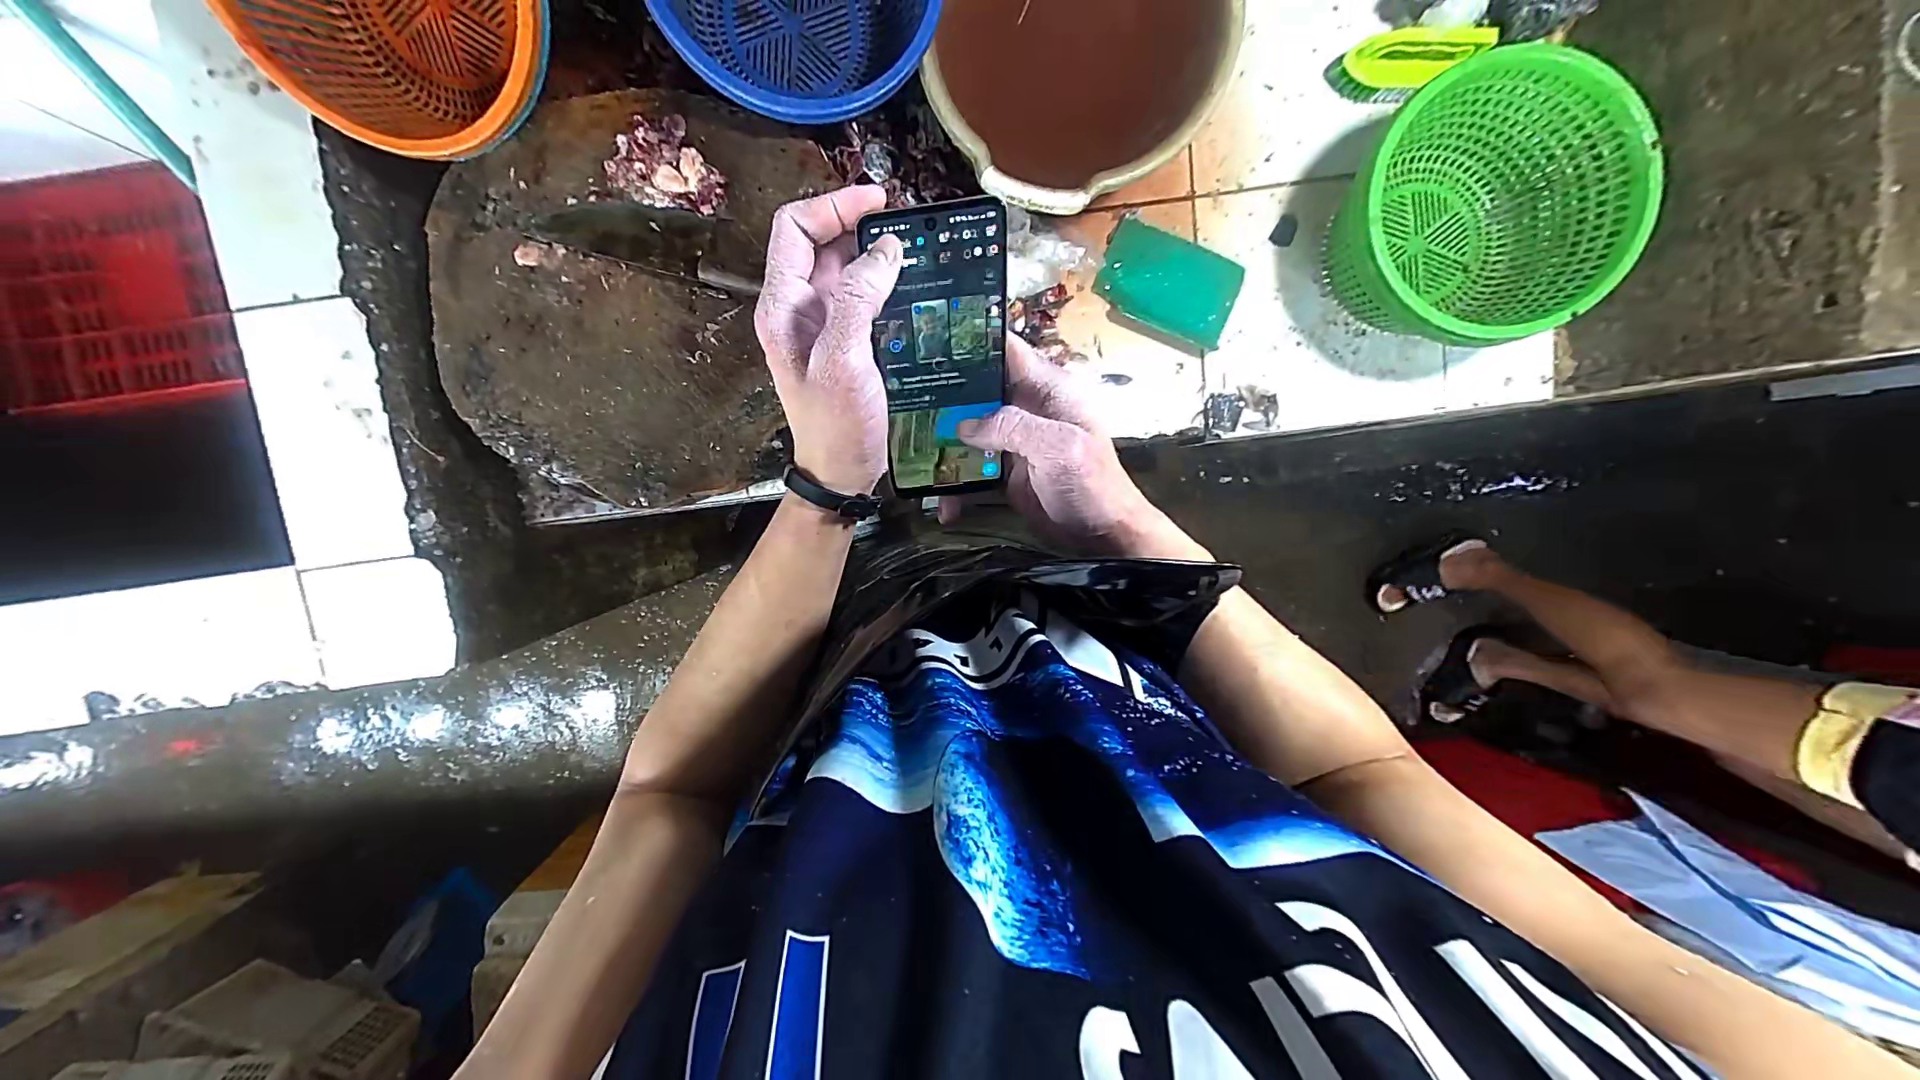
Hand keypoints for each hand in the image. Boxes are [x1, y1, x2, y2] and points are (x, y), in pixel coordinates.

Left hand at [754, 186, 902, 493]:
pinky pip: (862, 299)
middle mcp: (799, 309)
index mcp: (784, 306)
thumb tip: (885, 250)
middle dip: (859, 225)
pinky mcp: (845, 343)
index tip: (878, 202)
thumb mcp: (843, 359)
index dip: (834, 206)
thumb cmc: (835, 424)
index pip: (795, 228)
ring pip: (845, 269)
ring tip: (912, 253)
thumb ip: (858, 299)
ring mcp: (823, 327)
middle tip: (904, 226)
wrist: (840, 471)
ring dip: (874, 255)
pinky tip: (909, 288)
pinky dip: (884, 285)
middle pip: (821, 244)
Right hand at [939, 337, 1208, 559]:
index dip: (972, 341)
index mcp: (1046, 389)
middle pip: (977, 392)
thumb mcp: (1059, 447)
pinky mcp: (1006, 474)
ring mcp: (1014, 443)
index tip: (930, 342)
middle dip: (942, 398)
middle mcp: (1027, 410)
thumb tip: (965, 425)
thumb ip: (1014, 427)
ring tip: (913, 459)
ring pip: (968, 433)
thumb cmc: (1092, 486)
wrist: (1102, 537)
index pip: (1007, 351)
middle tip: (902, 404)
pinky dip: (957, 488)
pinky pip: (973, 472)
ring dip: (943, 448)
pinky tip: (944, 506)